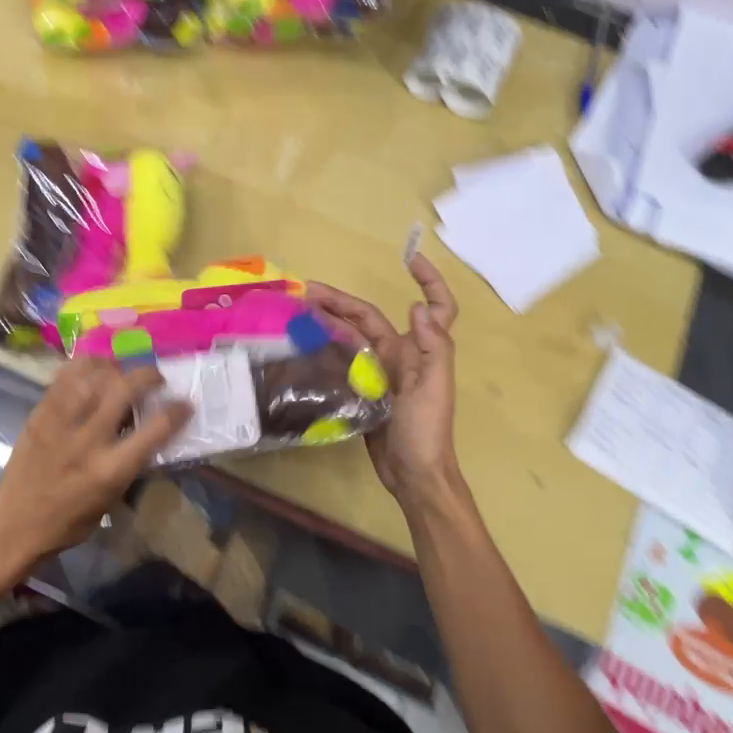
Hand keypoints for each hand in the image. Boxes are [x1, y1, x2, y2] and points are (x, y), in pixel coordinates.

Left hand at [0, 358, 192, 561]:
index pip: (154, 431)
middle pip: (123, 390)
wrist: (16, 522)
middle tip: (156, 378)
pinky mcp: (40, 413)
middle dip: (147, 376)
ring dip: (114, 366)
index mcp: (110, 470)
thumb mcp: (111, 499)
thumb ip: (130, 463)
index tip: (186, 402)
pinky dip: (83, 367)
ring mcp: (60, 422)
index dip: (176, 412)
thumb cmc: (70, 521)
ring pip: (92, 376)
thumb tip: (146, 430)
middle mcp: (87, 440)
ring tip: (122, 370)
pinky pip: (64, 377)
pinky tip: (93, 369)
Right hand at [306, 254, 461, 511]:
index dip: (428, 280)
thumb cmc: (426, 430)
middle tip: (306, 290)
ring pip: (351, 337)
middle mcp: (400, 356)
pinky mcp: (361, 392)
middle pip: (370, 318)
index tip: (408, 258)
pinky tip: (302, 343)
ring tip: (297, 311)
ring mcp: (379, 374)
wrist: (414, 475)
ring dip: (328, 320)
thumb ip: (431, 347)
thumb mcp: (435, 388)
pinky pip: (341, 362)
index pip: (435, 307)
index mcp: (421, 350)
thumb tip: (415, 306)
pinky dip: (324, 348)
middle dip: (341, 300)